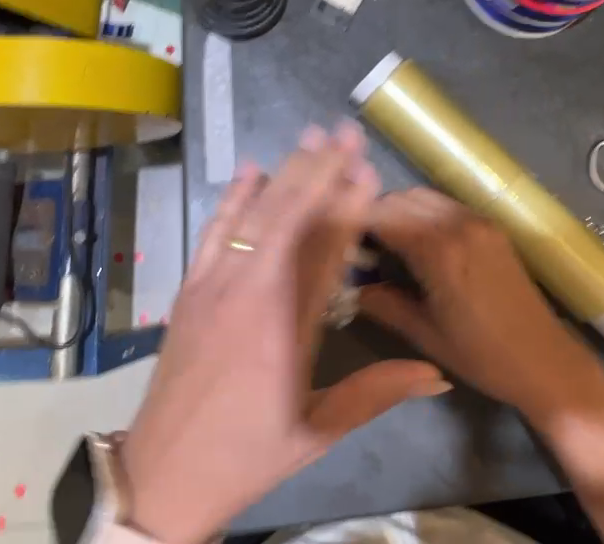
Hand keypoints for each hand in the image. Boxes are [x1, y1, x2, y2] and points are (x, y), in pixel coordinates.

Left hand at [120, 124, 448, 543]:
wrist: (164, 473)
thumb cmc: (247, 453)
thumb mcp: (317, 432)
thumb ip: (377, 393)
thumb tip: (439, 375)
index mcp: (287, 324)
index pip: (326, 249)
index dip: (350, 206)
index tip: (370, 170)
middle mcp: (251, 292)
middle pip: (291, 216)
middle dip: (321, 169)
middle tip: (347, 132)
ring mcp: (215, 285)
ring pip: (255, 214)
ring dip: (284, 172)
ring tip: (310, 135)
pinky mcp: (190, 289)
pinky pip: (214, 231)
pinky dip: (233, 198)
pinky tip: (250, 170)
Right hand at [357, 189, 603, 428]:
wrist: (546, 361)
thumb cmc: (482, 356)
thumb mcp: (425, 335)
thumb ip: (383, 304)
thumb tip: (349, 287)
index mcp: (438, 251)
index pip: (380, 216)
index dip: (352, 226)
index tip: (337, 247)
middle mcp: (458, 224)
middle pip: (399, 198)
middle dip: (374, 216)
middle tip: (360, 249)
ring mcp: (478, 220)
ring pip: (423, 196)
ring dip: (399, 212)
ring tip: (387, 247)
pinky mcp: (491, 225)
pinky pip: (446, 205)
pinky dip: (424, 215)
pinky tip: (418, 246)